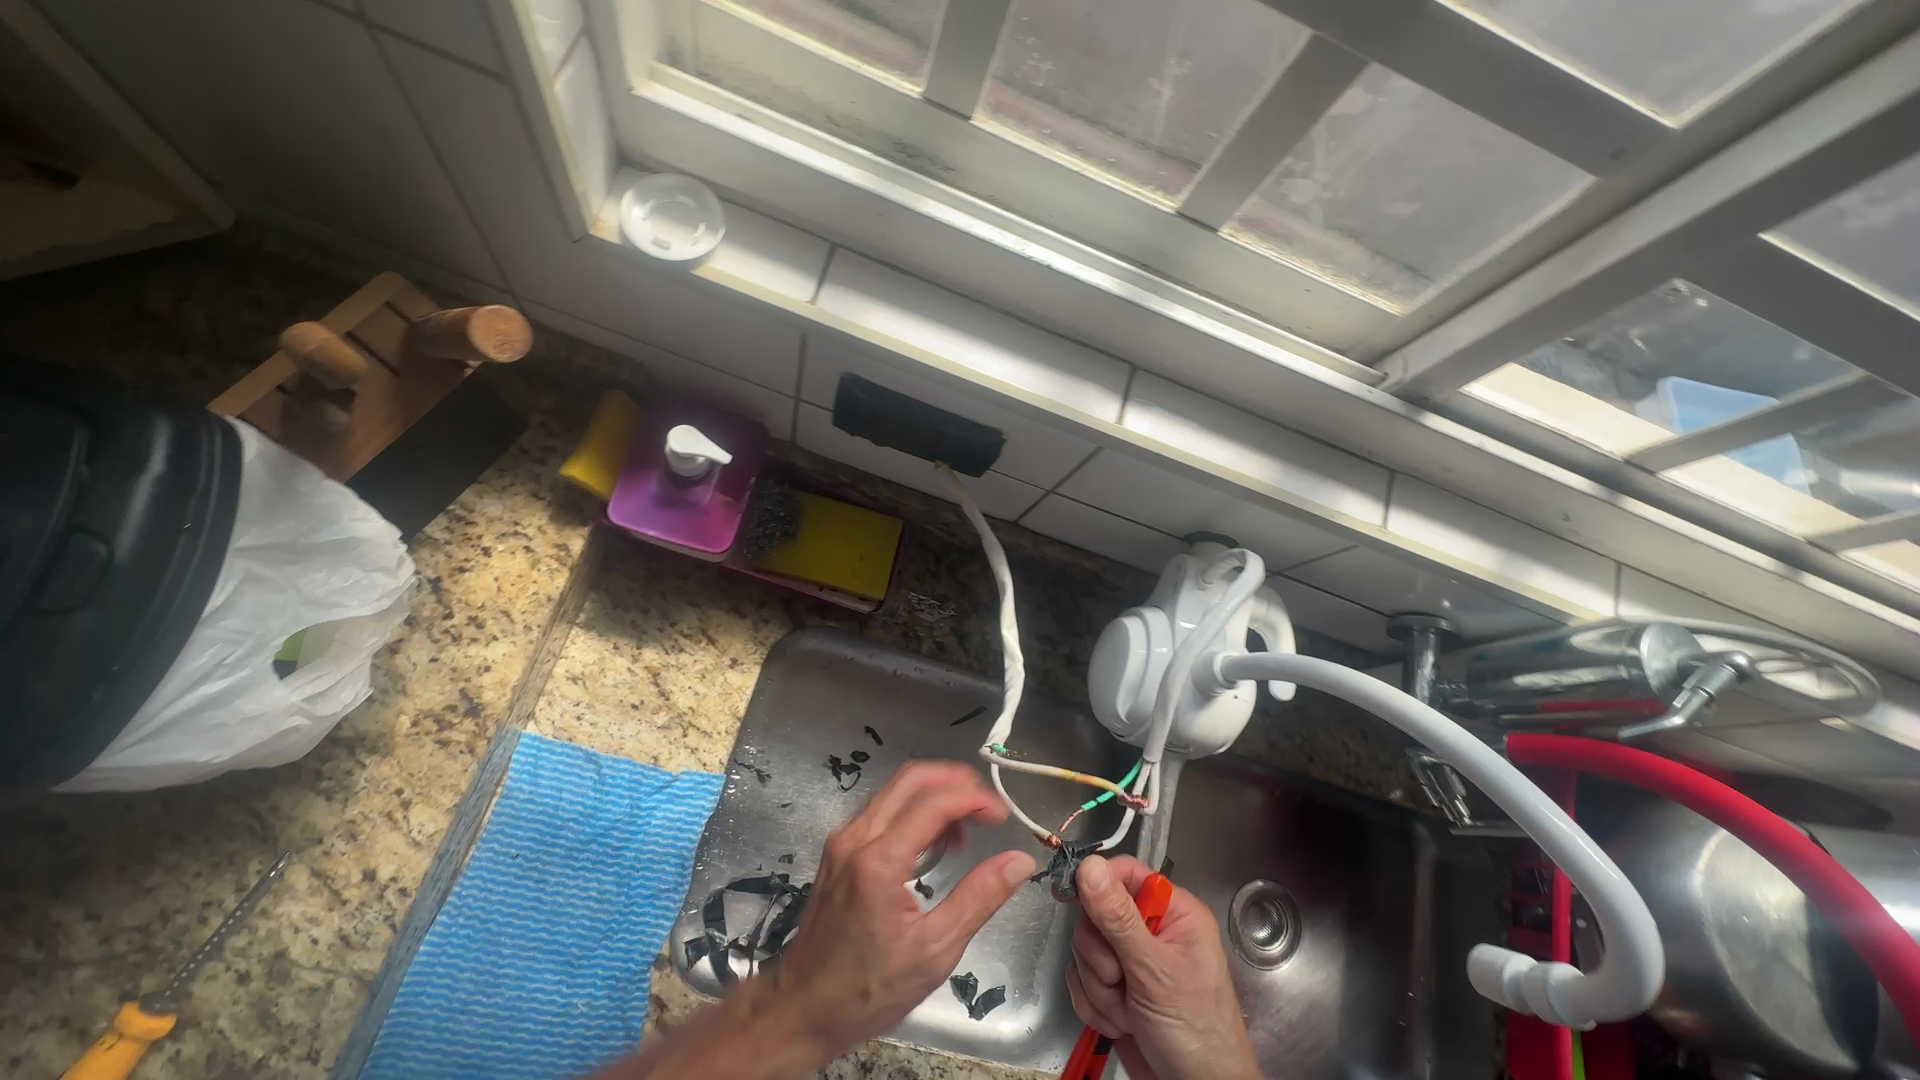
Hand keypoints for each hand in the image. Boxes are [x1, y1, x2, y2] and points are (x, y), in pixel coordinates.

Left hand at [765, 760, 1038, 1058]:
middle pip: (911, 778)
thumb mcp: (935, 951)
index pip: (933, 802)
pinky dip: (914, 810)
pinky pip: (882, 809)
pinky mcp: (839, 849)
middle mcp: (857, 837)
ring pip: (895, 789)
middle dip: (956, 781)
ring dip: (936, 794)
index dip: (975, 799)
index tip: (1003, 815)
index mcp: (880, 861)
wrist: (802, 1007)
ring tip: (967, 830)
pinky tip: (935, 842)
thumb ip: (979, 898)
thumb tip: (1021, 861)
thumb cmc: (869, 988)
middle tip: (988, 807)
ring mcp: (843, 840)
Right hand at [1066, 855, 1259, 1079]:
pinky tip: (1120, 1023)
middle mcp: (1150, 930)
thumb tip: (1090, 865)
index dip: (1098, 887)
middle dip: (1100, 957)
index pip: (1124, 874)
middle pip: (1095, 915)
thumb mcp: (1154, 970)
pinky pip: (1081, 981)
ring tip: (1128, 1011)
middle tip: (1121, 980)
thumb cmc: (1194, 1030)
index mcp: (1173, 912)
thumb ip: (1118, 918)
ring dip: (1100, 988)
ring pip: (1084, 951)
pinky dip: (1094, 1006)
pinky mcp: (1114, 989)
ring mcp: (1130, 961)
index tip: (1082, 907)